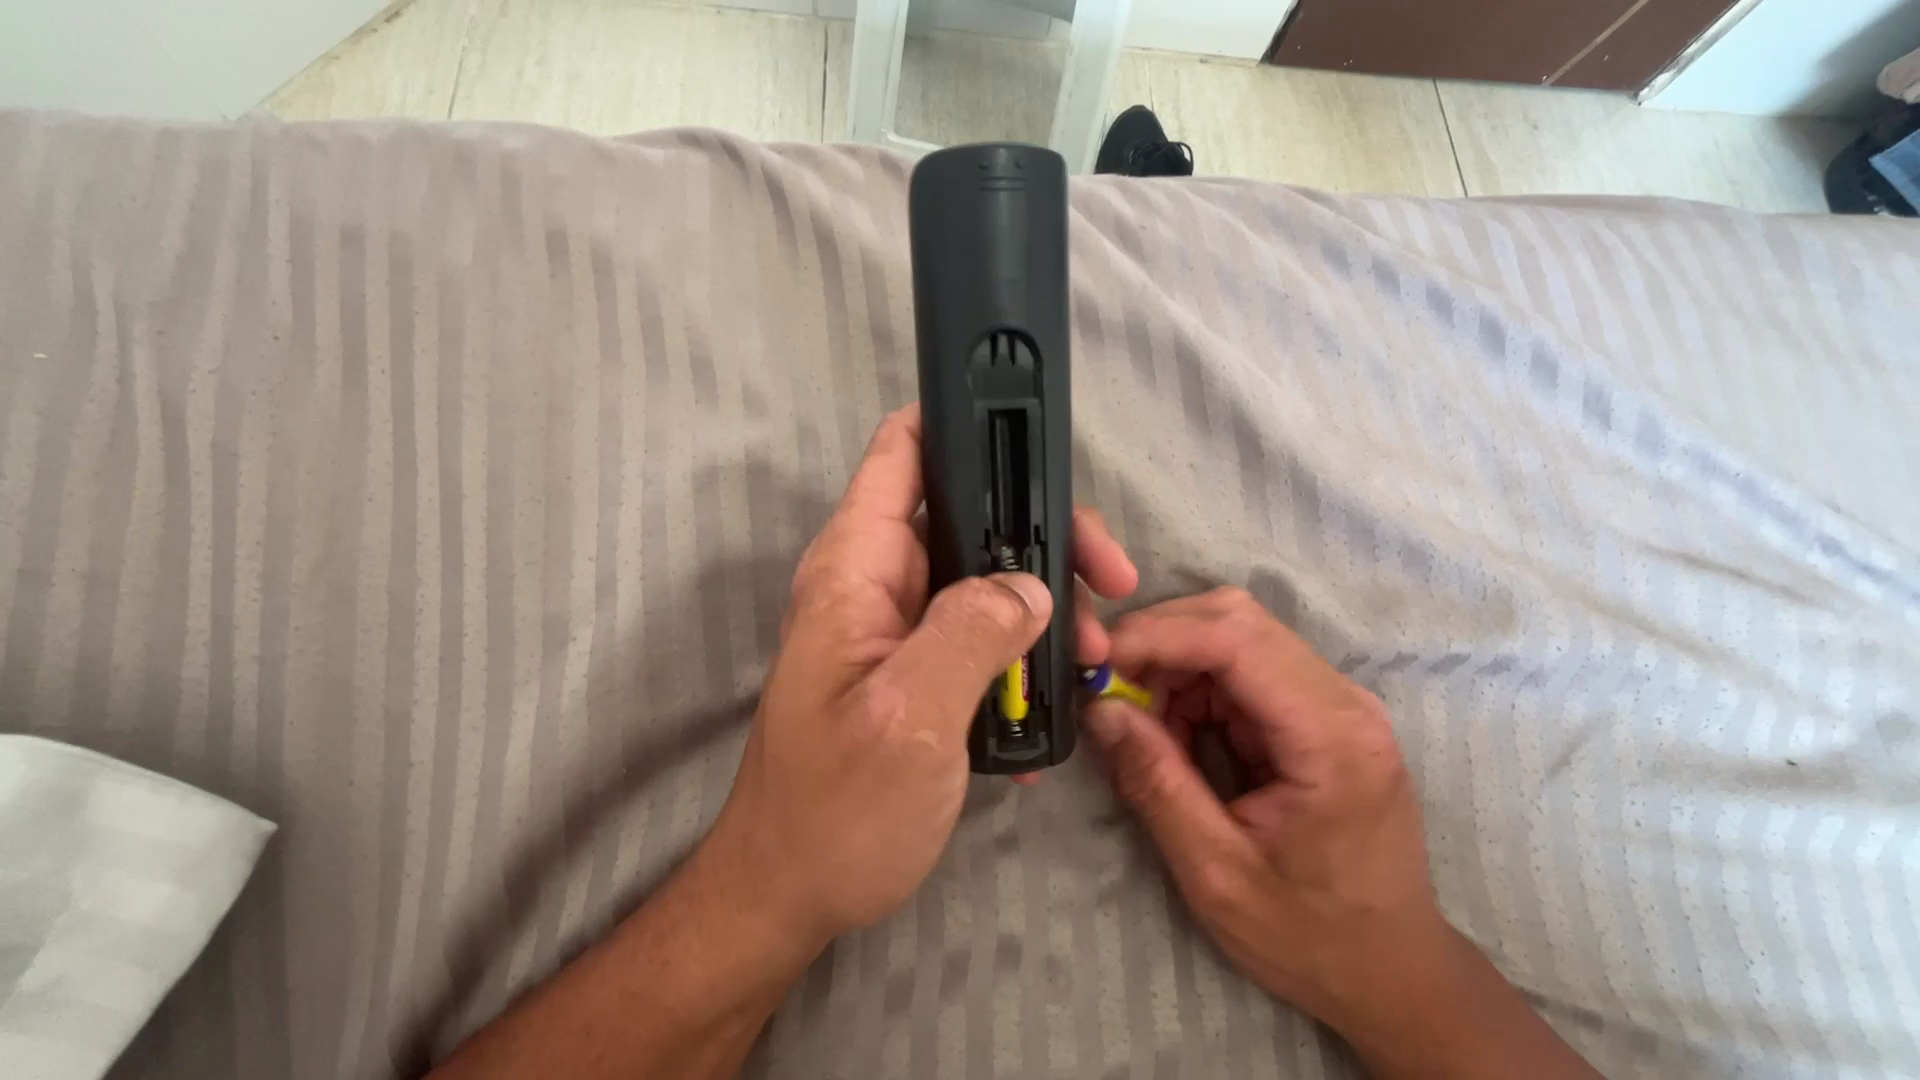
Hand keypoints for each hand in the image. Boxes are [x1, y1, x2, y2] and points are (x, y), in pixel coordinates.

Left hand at [698, 404, 1136, 943]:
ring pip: (988, 576)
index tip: (1045, 446)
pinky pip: (982, 633)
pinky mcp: (919, 669)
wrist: (794, 892)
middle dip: (1044, 540)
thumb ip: (970, 633)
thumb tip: (1032, 588)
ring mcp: (899, 627)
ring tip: (1089, 660)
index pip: (905, 450)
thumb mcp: (908, 717)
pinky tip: (1050, 701)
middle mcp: (877, 581)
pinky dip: (1024, 652)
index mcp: (857, 566)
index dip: (968, 422)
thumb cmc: (836, 810)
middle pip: (971, 512)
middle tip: (1108, 586)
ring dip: (1045, 607)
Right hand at [1085, 588, 1601, 1079]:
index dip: (1157, 634)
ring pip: (1235, 636)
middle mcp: (1342, 700)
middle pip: (1236, 620)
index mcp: (1330, 735)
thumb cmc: (1309, 936)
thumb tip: (1099, 708)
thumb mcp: (1215, 871)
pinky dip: (1193, 687)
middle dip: (1158, 640)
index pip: (1237, 638)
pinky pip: (1243, 670)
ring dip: (1172, 664)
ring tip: (1135, 720)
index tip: (1095, 663)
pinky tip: (1170, 732)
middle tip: (1105, 686)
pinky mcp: (1318, 714)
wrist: (1390, 973)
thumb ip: (1155, 781)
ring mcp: (1334, 702)